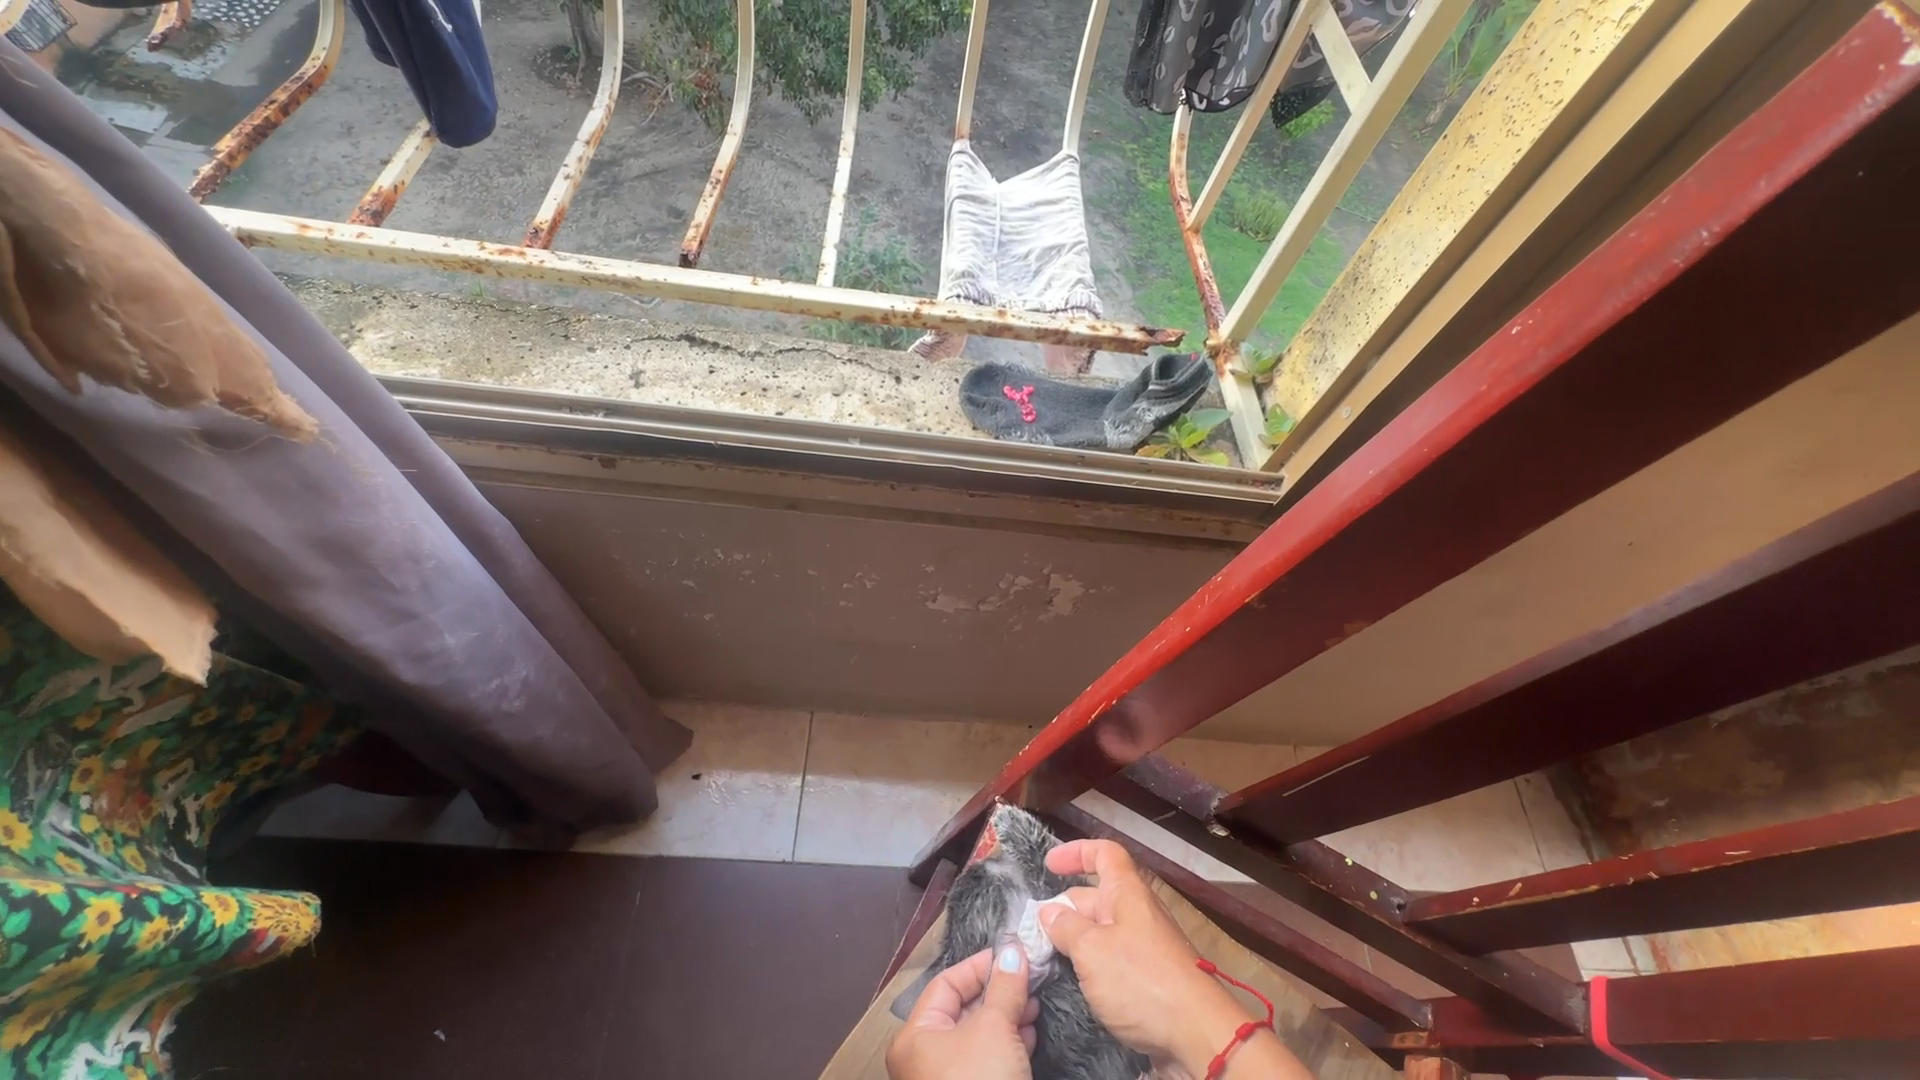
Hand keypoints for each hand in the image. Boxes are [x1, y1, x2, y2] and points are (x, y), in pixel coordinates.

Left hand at [887, 945, 1039, 1079]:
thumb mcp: (995, 1027)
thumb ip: (1005, 986)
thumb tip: (1014, 951)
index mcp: (916, 1036)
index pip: (946, 983)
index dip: (979, 965)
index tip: (1011, 953)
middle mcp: (925, 1057)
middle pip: (963, 1008)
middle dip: (998, 991)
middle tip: (1028, 977)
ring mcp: (948, 1079)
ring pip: (979, 1034)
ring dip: (1007, 1015)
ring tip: (1033, 1004)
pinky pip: (988, 1059)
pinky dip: (1008, 1042)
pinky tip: (1030, 1033)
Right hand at [1037, 839, 1232, 1068]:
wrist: (1197, 1036)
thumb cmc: (1141, 980)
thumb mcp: (1091, 949)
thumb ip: (1065, 927)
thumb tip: (1048, 912)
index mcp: (1127, 893)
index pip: (1104, 854)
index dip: (1077, 852)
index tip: (1048, 865)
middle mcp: (1136, 914)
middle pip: (1095, 897)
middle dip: (1064, 909)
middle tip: (1033, 932)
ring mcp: (1144, 948)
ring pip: (1100, 933)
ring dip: (1073, 942)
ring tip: (1044, 960)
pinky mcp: (1148, 981)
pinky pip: (1111, 962)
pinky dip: (1090, 968)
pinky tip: (1071, 986)